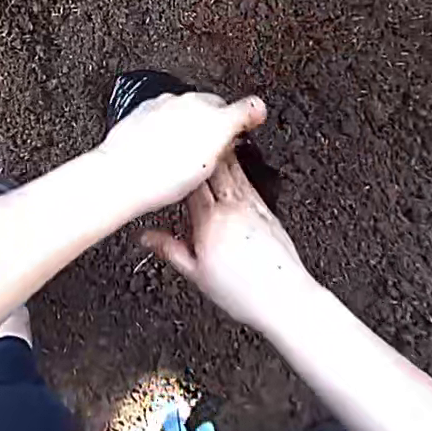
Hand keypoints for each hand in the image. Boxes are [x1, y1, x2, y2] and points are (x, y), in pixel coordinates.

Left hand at [96, 92, 266, 210]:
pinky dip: (163, 138)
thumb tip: (258, 106)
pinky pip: (156, 128)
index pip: (230, 105)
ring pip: (179, 118)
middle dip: (211, 125)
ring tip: (185, 158)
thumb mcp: (217, 146)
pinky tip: (163, 156)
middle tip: (214, 152)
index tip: (239, 134)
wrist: (121, 177)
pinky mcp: (135, 123)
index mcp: (201, 104)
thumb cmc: (165, 170)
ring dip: (186, 130)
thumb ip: (240, 118)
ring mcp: (154, 111)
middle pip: (204, 110)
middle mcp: (177, 102)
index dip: (238, 122)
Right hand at [140, 152, 318, 332]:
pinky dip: (239, 167)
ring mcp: (251, 206)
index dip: (180, 164)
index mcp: (210, 222)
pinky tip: (235, 160)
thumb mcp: (197, 274)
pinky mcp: (266, 210)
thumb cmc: (243, 292)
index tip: (170, 151)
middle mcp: (231, 208)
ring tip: (211, 135)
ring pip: (233, 170)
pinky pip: (248, 180)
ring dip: (222, 152)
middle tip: (191, 131)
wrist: (285, 298)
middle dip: (202, 150)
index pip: (190, 184)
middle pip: (214, 170)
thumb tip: (147, 237)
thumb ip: (171, 250)